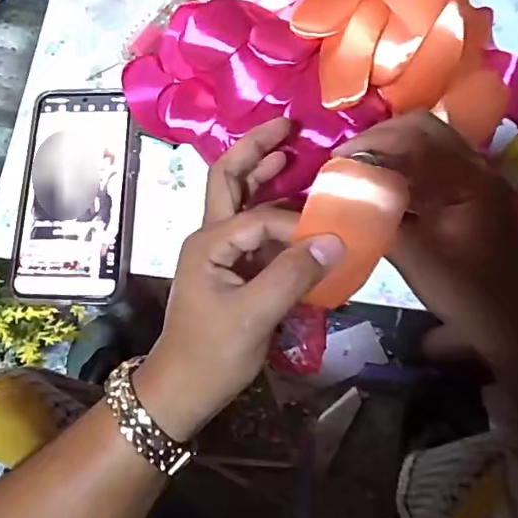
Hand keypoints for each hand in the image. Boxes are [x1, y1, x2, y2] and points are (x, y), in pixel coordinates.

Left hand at [137, 122, 340, 438]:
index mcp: (209, 241)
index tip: (327, 244)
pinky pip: (255, 227)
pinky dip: (274, 209)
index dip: (297, 226)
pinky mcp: (233, 267)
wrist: (182, 392)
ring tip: (290, 152)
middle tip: (287, 126)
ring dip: (263, 172)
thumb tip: (335, 240)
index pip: (261, 216)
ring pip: (241, 199)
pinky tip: (296, 204)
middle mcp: (211, 236)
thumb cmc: (210, 354)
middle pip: (230, 178)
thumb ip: (292, 275)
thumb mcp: (252, 316)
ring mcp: (221, 251)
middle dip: (256, 149)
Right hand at [333, 112, 517, 359]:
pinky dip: (408, 163)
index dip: (372, 143)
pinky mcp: (477, 191)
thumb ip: (381, 217)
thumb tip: (343, 191)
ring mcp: (482, 178)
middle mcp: (480, 168)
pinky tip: (387, 183)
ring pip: (432, 140)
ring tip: (362, 166)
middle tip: (349, 157)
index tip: (338, 158)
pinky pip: (438, 160)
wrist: (513, 325)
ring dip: (395, 147)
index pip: (415, 139)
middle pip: (425, 127)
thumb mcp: (416, 259)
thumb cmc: (466, 294)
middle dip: (382, 136)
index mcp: (470, 180)